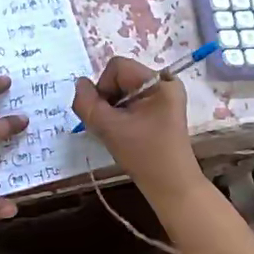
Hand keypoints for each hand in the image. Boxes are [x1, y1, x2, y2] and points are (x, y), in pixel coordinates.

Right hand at [72, 57, 199, 192]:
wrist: (172, 186)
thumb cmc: (143, 156)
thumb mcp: (108, 128)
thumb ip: (87, 103)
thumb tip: (81, 84)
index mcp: (159, 81)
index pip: (117, 67)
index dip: (103, 87)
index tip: (106, 114)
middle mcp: (166, 82)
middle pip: (122, 76)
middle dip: (109, 98)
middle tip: (110, 125)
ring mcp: (167, 96)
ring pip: (126, 89)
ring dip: (115, 107)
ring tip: (119, 130)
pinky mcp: (164, 109)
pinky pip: (135, 100)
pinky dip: (124, 113)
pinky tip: (127, 132)